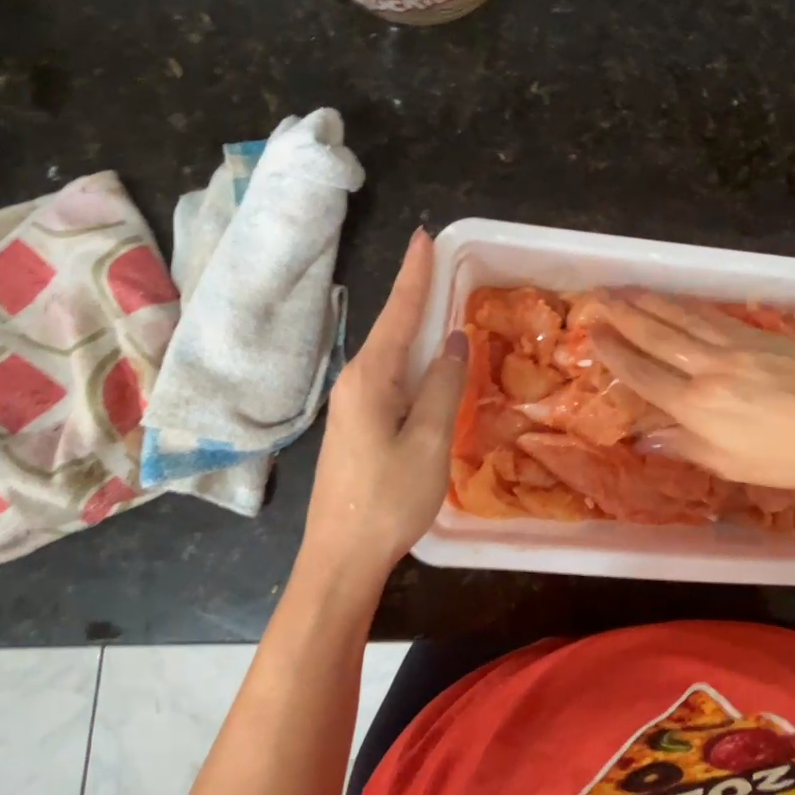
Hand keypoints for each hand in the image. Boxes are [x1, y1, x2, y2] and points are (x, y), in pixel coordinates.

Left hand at [304, 229, 467, 570]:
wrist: (340, 558)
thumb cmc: (388, 500)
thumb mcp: (429, 441)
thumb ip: (443, 386)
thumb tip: (454, 340)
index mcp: (370, 379)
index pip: (398, 313)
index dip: (415, 274)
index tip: (424, 236)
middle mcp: (356, 383)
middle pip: (392, 328)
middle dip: (416, 293)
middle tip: (439, 260)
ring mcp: (354, 407)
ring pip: (392, 355)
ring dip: (415, 326)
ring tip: (442, 300)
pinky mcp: (359, 427)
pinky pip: (391, 379)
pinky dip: (413, 360)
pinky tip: (429, 362)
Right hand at [590, 293, 794, 490]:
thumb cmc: (791, 458)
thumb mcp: (732, 465)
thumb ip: (687, 446)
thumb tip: (647, 436)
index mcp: (697, 406)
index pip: (644, 376)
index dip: (616, 356)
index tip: (594, 337)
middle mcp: (709, 369)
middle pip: (658, 337)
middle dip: (624, 318)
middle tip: (598, 300)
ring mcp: (736, 346)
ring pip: (684, 318)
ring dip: (651, 303)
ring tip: (627, 290)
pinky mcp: (760, 335)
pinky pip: (714, 316)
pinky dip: (689, 306)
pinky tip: (679, 301)